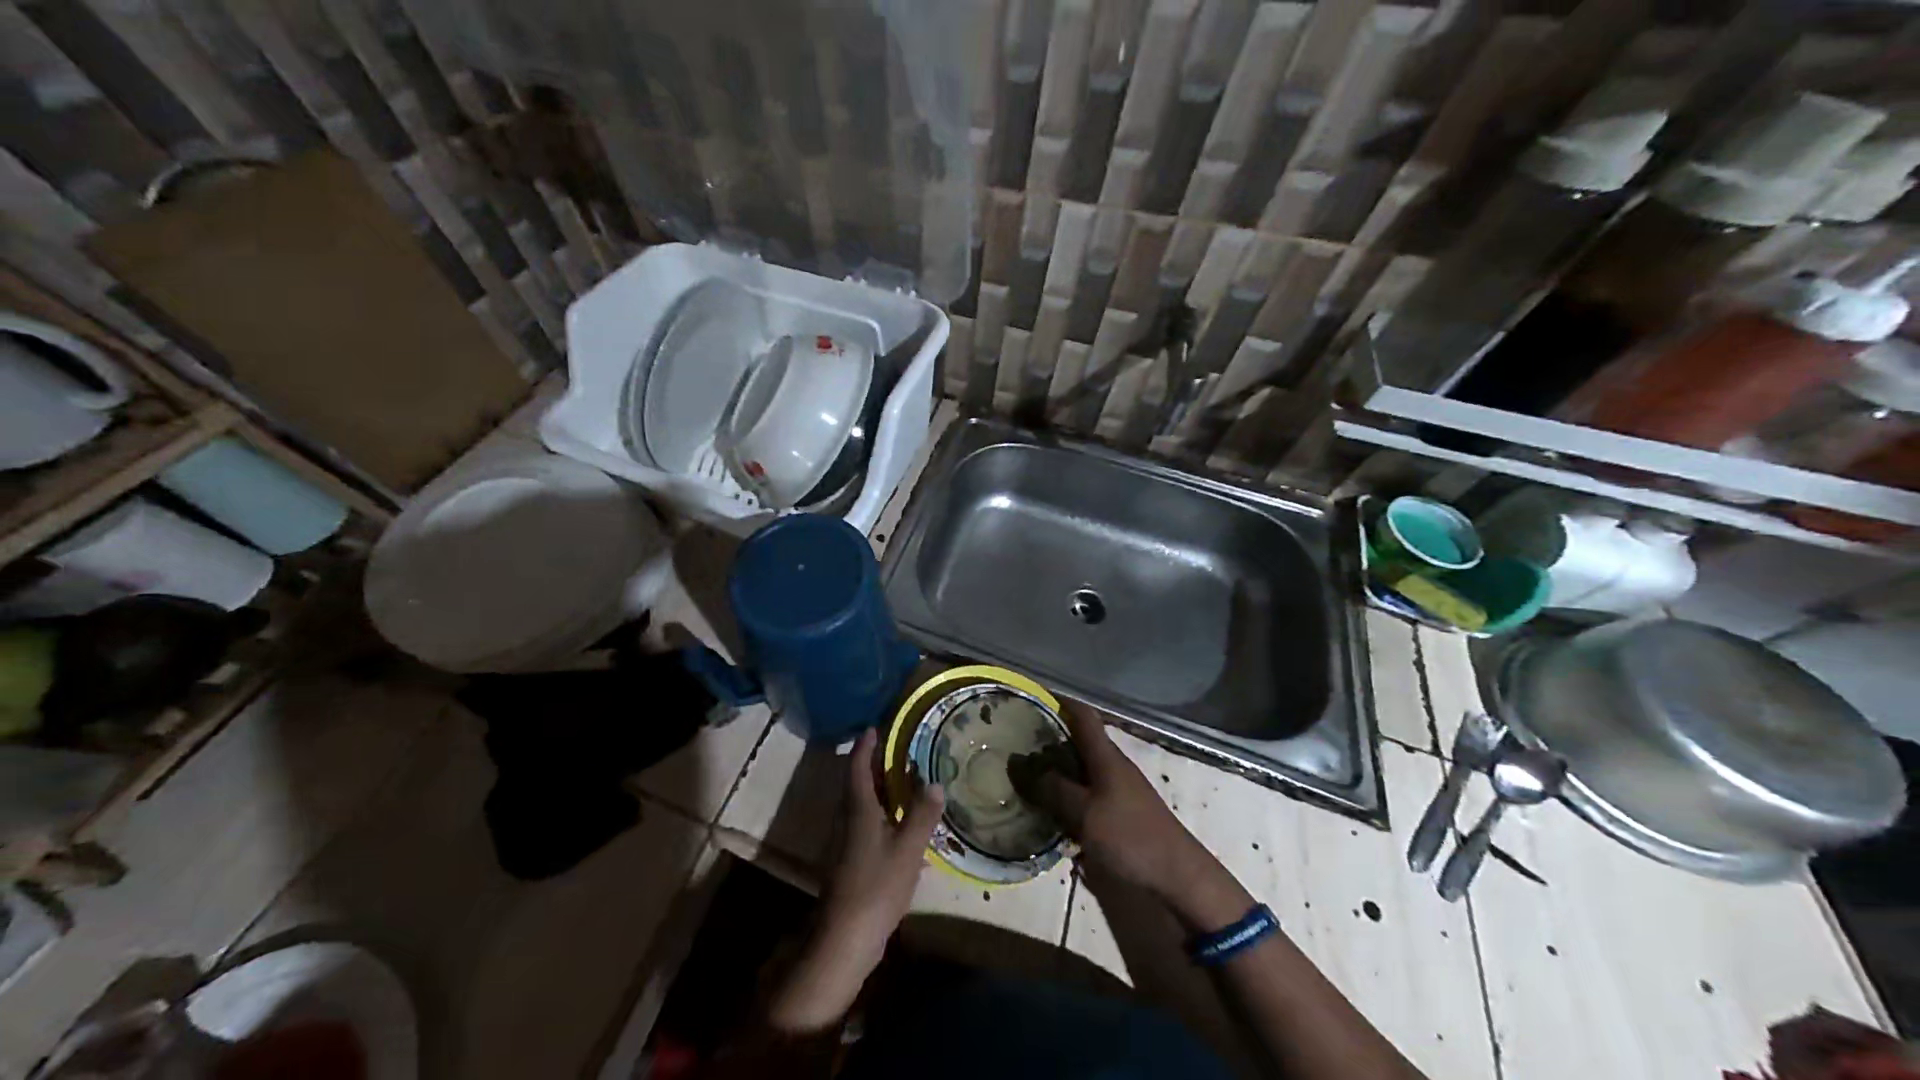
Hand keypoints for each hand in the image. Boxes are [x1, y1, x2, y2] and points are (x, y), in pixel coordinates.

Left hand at [766, 728, 942, 1033]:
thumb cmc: (876, 886)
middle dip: (875, 765)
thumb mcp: (907, 848)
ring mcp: (848, 843)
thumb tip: (934, 782)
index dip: (866, 747)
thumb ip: (921, 815)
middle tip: (899, 750)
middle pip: (858, 784)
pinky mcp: (853, 863)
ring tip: (905, 781)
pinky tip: (904, 825)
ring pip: (863, 805)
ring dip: (880, 790)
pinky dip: (884, 814)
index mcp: (858, 809)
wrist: (845, 938)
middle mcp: (849, 820)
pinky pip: (868, 825)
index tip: (875, 728)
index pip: (859, 768)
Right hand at [1010, 703, 1250, 931]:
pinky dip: (1063, 799)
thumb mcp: (1085, 813)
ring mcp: (1115, 794)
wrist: (1176, 878)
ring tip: (1020, 775)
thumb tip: (1021, 764)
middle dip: (1048, 740)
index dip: (1060, 702)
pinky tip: (1043, 811)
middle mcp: (1111, 769)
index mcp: (1107, 758)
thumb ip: (1054, 789)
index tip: (1032, 696)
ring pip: (1078, 773)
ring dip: (1053, 772)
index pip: (1083, 717)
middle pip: (1077, 744)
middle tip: (1013, 741)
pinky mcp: (1116, 819)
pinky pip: (1083, 799)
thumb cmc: (1131, 837)